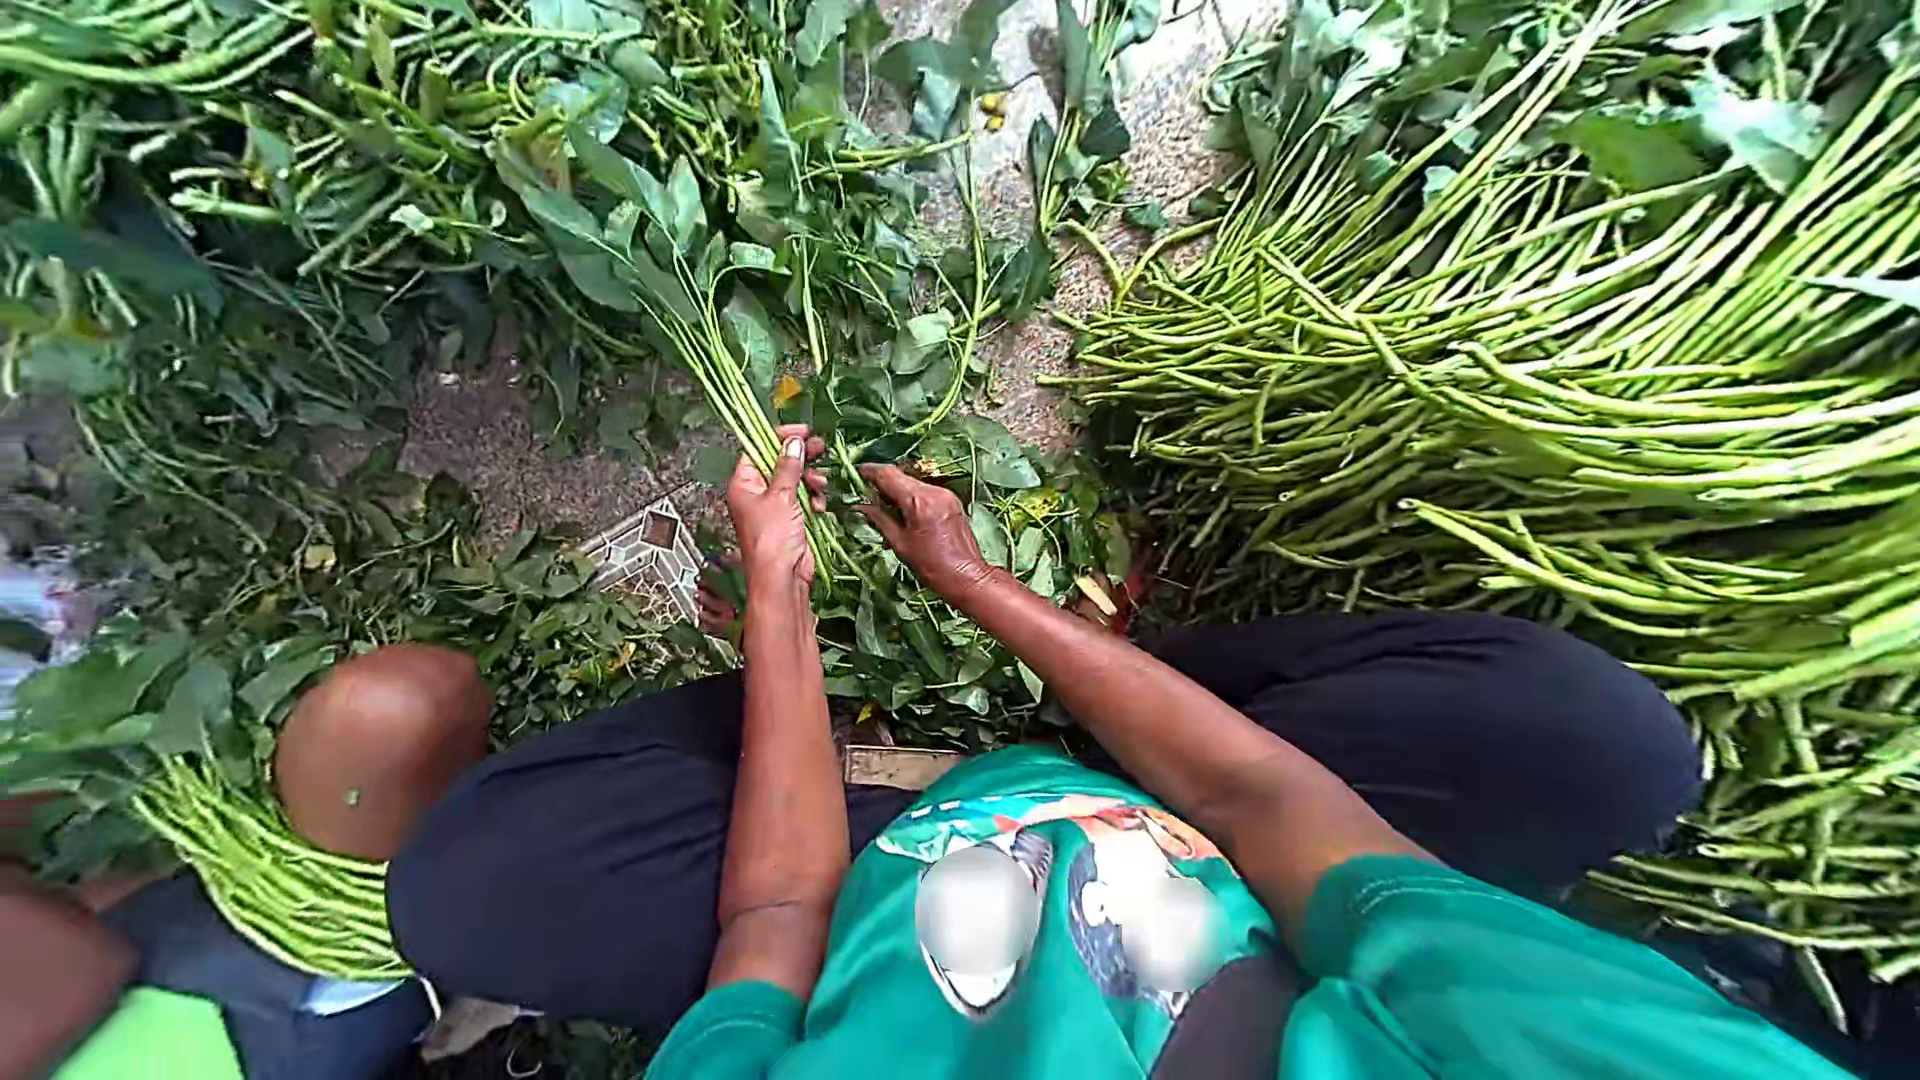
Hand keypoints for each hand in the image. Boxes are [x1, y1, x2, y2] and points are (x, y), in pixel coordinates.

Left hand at [728, 424, 827, 586]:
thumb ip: (788, 466)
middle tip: (820, 449)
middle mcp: (757, 492)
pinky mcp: (791, 519)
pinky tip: (819, 505)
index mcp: (744, 483)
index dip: (779, 437)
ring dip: (810, 480)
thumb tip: (793, 441)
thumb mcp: (781, 496)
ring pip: (795, 480)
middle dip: (801, 458)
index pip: (758, 448)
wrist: (782, 577)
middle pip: (779, 463)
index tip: (802, 431)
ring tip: (820, 486)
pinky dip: (813, 498)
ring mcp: (774, 506)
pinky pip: (804, 499)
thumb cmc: (772, 538)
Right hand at [856, 464, 995, 601]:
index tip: (856, 473)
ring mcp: (945, 494)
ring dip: (897, 488)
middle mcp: (934, 491)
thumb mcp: (899, 543)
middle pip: (902, 476)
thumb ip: (879, 519)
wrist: (966, 575)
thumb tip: (860, 505)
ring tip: (883, 503)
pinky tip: (904, 509)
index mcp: (918, 501)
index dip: (870, 471)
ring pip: (914, 483)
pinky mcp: (952, 500)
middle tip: (866, 491)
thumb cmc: (931, 565)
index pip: (889, 475)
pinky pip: (926, 491)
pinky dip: (912, 495)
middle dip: (882, 481)